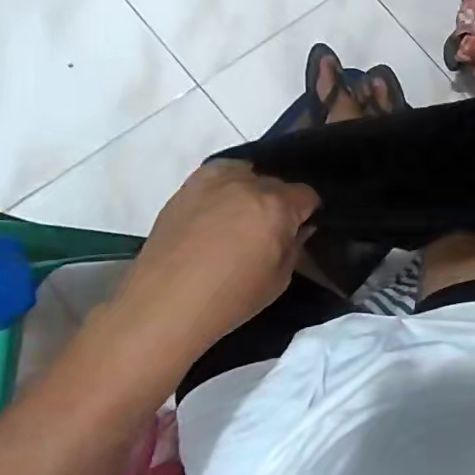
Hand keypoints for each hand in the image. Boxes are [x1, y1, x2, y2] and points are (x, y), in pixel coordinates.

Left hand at [113, 161, 318, 344]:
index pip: (307, 195)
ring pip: (247, 174)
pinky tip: (217, 212)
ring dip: (251, 190)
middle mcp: (249, 183)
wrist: (166, 301)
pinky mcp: (188, 185)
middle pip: (276, 182)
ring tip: (239, 219)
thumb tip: (298, 229)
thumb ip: (294, 246)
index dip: (307, 213)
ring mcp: (215, 180)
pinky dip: (224, 187)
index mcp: (277, 206)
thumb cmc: (230, 298)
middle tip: (268, 230)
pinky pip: (218, 175)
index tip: (300, 229)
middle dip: (279, 202)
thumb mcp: (279, 280)